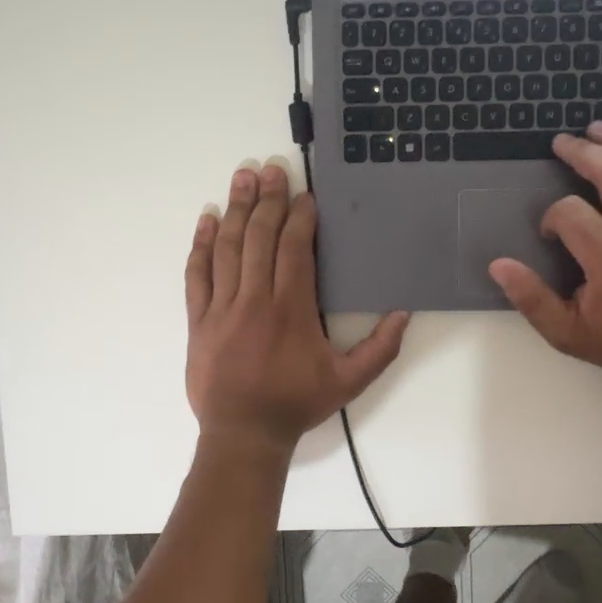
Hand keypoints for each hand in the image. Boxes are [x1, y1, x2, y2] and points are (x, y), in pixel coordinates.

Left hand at [185, 165, 409, 453]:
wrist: (243, 433)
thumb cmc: (296, 404)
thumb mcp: (349, 381)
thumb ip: (380, 348)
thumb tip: (403, 313)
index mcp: (292, 309)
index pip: (294, 249)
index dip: (299, 217)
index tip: (306, 195)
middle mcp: (255, 299)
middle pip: (260, 238)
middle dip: (267, 200)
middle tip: (271, 169)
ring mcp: (222, 307)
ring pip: (228, 248)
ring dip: (236, 210)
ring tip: (242, 178)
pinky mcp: (199, 319)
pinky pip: (197, 274)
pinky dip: (201, 245)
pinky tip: (208, 220)